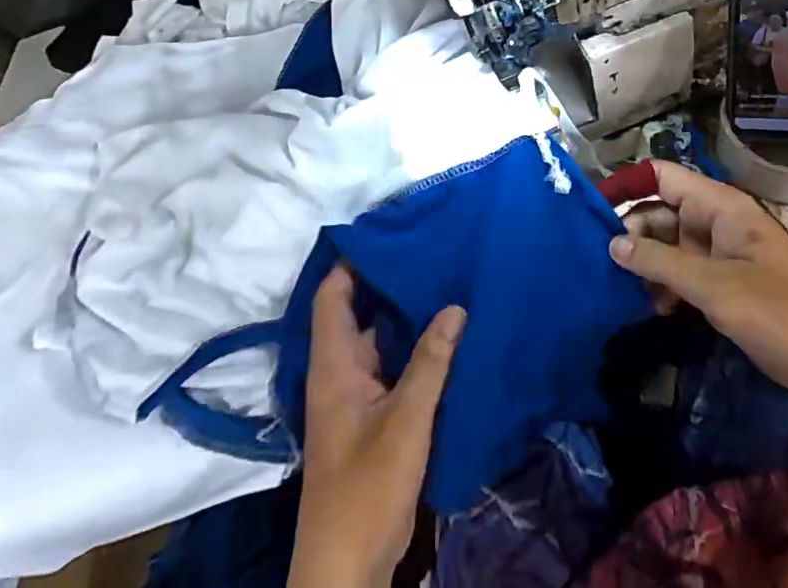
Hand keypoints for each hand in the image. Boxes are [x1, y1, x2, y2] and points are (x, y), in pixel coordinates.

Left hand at [289, 265, 465, 587]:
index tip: (388, 233)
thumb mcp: (406, 421)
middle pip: (357, 313)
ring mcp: (354, 394)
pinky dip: (411, 348)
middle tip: (428, 253)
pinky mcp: (371, 415)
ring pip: (377, 341)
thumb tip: (455, 307)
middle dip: (387, 283)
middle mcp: (339, 371)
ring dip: (402, 317)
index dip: (352, 262)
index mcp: (333, 364)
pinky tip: (443, 337)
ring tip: (441, 283)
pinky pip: (390, 367)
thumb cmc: (368, 485)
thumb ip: (431, 364)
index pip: (333, 295)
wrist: (348, 560)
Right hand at [608, 161, 787, 396]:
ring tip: (629, 292)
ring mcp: (721, 253)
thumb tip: (611, 244)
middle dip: (632, 235)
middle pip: (659, 212)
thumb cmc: (784, 313)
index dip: (626, 187)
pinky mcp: (725, 282)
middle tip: (606, 265)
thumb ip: (660, 263)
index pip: (660, 177)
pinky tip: (655, 307)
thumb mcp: (715, 287)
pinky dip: (665, 285)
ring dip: (647, 265)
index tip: (591, 213)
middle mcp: (716, 221)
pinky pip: (682, 271)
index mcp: (719, 207)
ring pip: (667, 245)